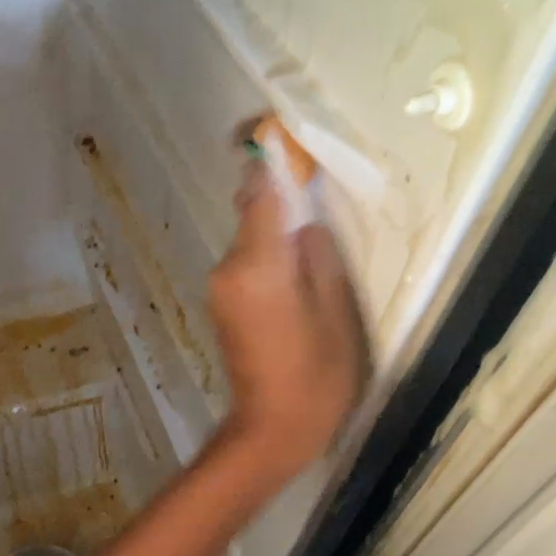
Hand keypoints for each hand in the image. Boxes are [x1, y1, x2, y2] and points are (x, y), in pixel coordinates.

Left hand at [206, 149, 364, 476]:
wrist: (270, 428)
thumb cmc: (316, 377)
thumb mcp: (335, 312)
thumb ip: (318, 256)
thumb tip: (305, 220)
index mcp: (257, 265)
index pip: (259, 194)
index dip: (270, 158)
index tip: (280, 127)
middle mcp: (228, 268)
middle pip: (252, 213)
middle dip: (280, 194)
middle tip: (317, 176)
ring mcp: (220, 287)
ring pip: (250, 239)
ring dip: (277, 228)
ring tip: (316, 233)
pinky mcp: (222, 304)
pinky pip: (247, 262)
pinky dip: (269, 253)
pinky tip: (297, 268)